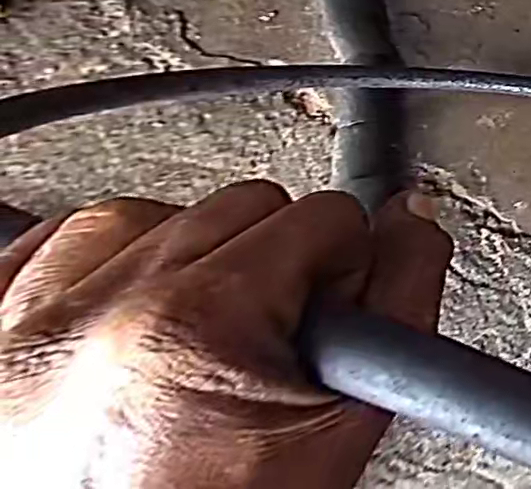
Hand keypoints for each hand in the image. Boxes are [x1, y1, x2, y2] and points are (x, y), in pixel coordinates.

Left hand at [0, 181, 451, 488]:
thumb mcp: (357, 405)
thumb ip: (406, 286)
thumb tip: (410, 213)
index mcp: (193, 325)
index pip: (324, 213)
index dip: (348, 260)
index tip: (330, 311)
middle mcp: (85, 323)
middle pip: (239, 204)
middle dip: (277, 252)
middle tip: (274, 318)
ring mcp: (5, 344)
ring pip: (133, 220)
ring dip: (183, 252)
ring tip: (200, 311)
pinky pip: (25, 253)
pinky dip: (87, 264)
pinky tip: (123, 301)